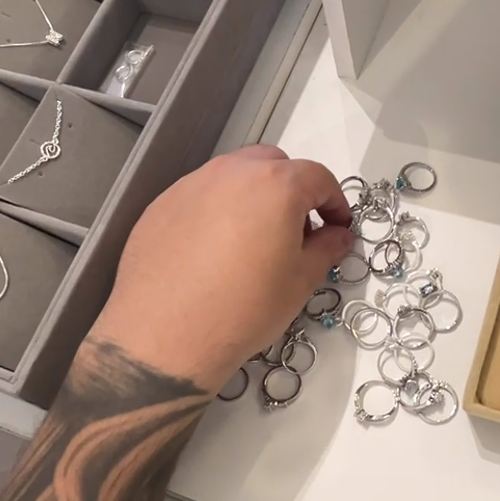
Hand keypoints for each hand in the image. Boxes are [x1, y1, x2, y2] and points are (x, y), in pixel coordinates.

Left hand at [88, 146, 353, 391]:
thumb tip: (337, 235)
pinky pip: (201, 196)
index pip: (318, 177)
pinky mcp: (161, 204)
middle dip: (292, 191)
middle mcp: (232, 172)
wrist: (165, 335)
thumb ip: (327, 248)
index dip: (335, 203)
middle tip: (295, 232)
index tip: (337, 229)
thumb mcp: (300, 282)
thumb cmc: (245, 307)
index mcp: (275, 184)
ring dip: (253, 198)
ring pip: (234, 177)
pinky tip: (213, 252)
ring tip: (252, 242)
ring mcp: (192, 184)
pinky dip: (217, 211)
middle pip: (273, 165)